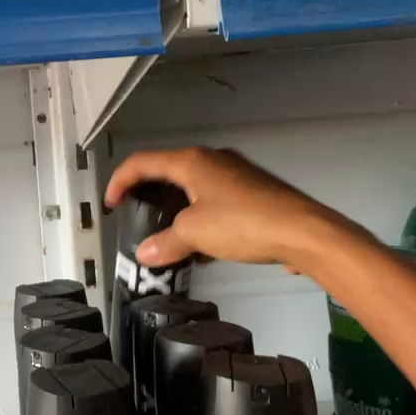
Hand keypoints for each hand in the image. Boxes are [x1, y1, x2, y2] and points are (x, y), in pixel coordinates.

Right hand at [105, 147, 361, 271]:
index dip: (119, 181)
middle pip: (167, 172)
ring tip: (167, 238)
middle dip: (148, 196)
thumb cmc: (243, 224)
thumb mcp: (194, 234)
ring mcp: (235, 174)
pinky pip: (213, 200)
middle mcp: (212, 160)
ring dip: (175, 210)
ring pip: (192, 187)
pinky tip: (201, 246)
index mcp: (191, 161)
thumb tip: (144, 254)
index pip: (142, 162)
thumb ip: (165, 243)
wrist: (305, 232)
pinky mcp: (253, 192)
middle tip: (136, 218)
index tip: (110, 204)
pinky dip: (198, 217)